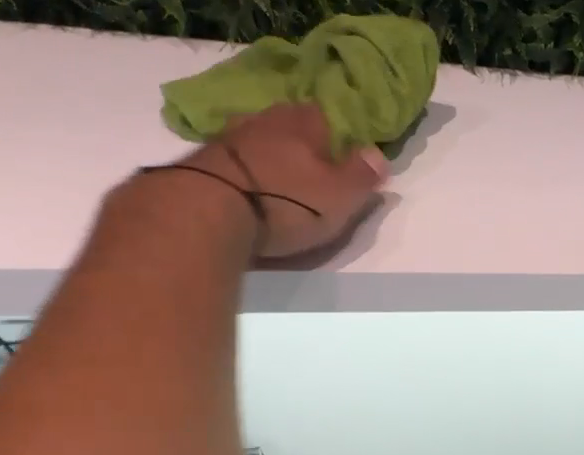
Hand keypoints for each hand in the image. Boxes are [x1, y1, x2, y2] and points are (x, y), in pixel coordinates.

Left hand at [181, 103, 388, 259]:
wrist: (210, 211)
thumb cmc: (289, 202)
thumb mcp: (341, 195)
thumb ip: (362, 174)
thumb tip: (378, 153)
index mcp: (303, 124)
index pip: (324, 114)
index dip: (335, 131)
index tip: (343, 149)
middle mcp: (266, 121)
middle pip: (289, 124)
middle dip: (302, 141)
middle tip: (315, 166)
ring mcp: (231, 139)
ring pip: (261, 140)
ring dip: (272, 155)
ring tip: (283, 177)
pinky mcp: (206, 161)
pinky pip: (237, 160)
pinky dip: (247, 170)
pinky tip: (253, 187)